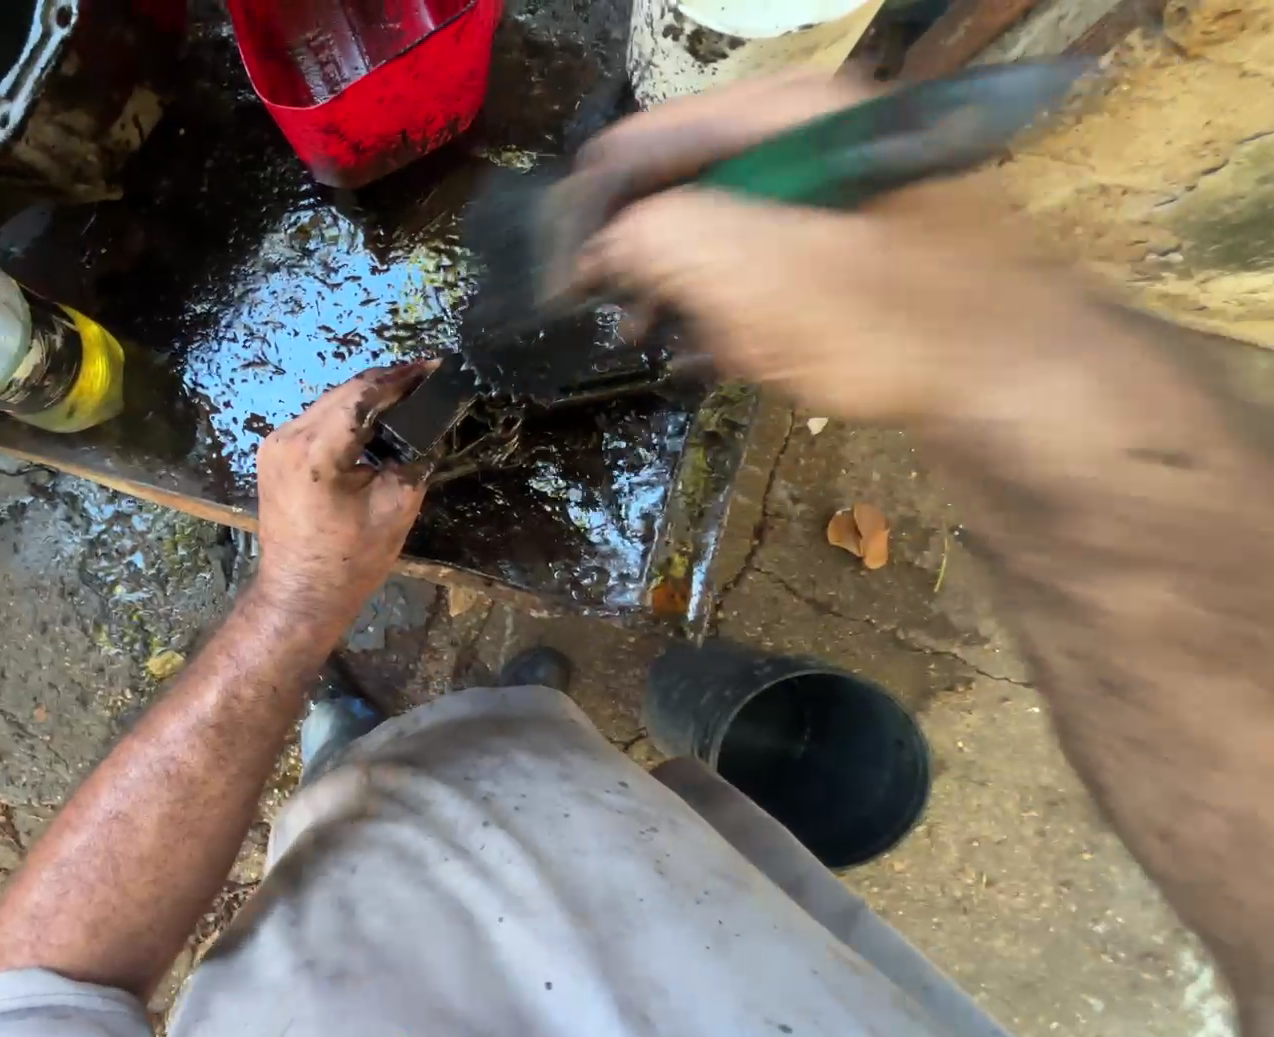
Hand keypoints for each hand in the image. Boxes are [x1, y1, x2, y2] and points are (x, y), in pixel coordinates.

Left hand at [252, 362, 432, 624]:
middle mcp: (285, 436)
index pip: (362, 394)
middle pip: (343, 393)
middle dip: (386, 384)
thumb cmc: (350, 561)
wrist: (300, 595)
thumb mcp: (396, 506)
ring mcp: (273, 445)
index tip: (435, 367)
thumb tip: (428, 421)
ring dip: (366, 399)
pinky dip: (346, 417)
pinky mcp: (274, 455)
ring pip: (328, 404)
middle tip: (426, 379)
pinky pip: (316, 422)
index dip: (401, 377)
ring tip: (406, 396)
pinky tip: (374, 420)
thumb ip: (412, 455)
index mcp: (313, 449)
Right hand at [559, 73, 1142, 426]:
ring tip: (641, 337)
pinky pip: (747, 266)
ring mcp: (825, 198)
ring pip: (708, 228)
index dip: (592, 201)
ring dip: (665, 286)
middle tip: (595, 306)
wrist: (1012, 387)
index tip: (556, 265)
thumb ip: (658, 239)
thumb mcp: (754, 274)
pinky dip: (712, 307)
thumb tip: (597, 245)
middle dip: (629, 248)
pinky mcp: (838, 251)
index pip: (650, 137)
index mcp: (791, 117)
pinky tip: (700, 352)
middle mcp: (807, 142)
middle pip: (677, 182)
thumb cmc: (887, 322)